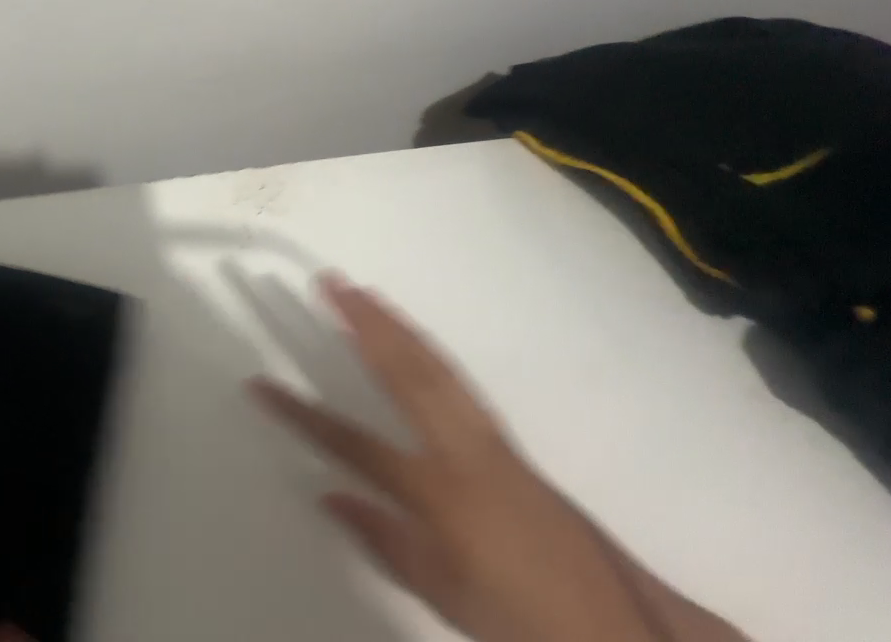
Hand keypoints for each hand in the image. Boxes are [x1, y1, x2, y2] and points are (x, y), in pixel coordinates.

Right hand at [252, 273, 747, 641]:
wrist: (630, 631)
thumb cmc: (524, 617)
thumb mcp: (447, 594)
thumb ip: (385, 540)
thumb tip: (329, 494)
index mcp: (441, 493)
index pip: (354, 444)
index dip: (302, 414)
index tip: (260, 383)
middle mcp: (466, 453)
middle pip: (408, 375)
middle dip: (366, 325)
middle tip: (332, 282)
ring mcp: (494, 444)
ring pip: (439, 371)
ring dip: (399, 327)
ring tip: (366, 293)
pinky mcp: (511, 447)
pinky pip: (461, 385)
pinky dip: (430, 353)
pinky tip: (414, 342)